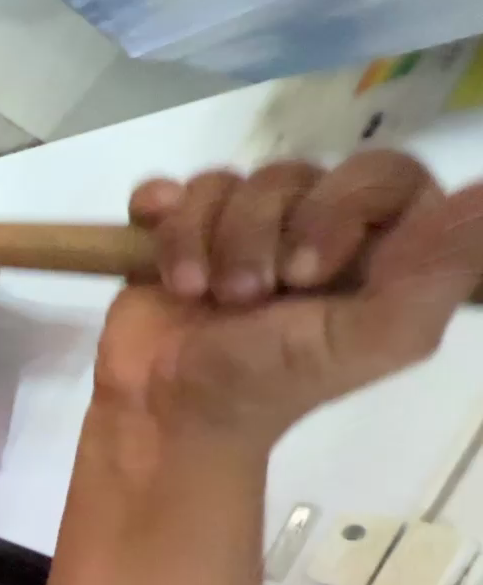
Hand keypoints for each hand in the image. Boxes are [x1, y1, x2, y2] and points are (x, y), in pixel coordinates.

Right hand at [97, 151, 482, 447]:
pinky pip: (162, 192)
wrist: (164, 409)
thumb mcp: (369, 341)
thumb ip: (434, 273)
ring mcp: (231, 231)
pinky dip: (152, 211)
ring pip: (221, 184)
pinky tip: (151, 241)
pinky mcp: (167, 240)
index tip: (303, 276)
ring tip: (192, 293)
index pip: (377, 174)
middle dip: (252, 236)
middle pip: (288, 174)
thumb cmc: (265, 382)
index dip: (336, 211)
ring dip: (197, 241)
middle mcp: (304, 227)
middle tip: (241, 298)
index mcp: (374, 245)